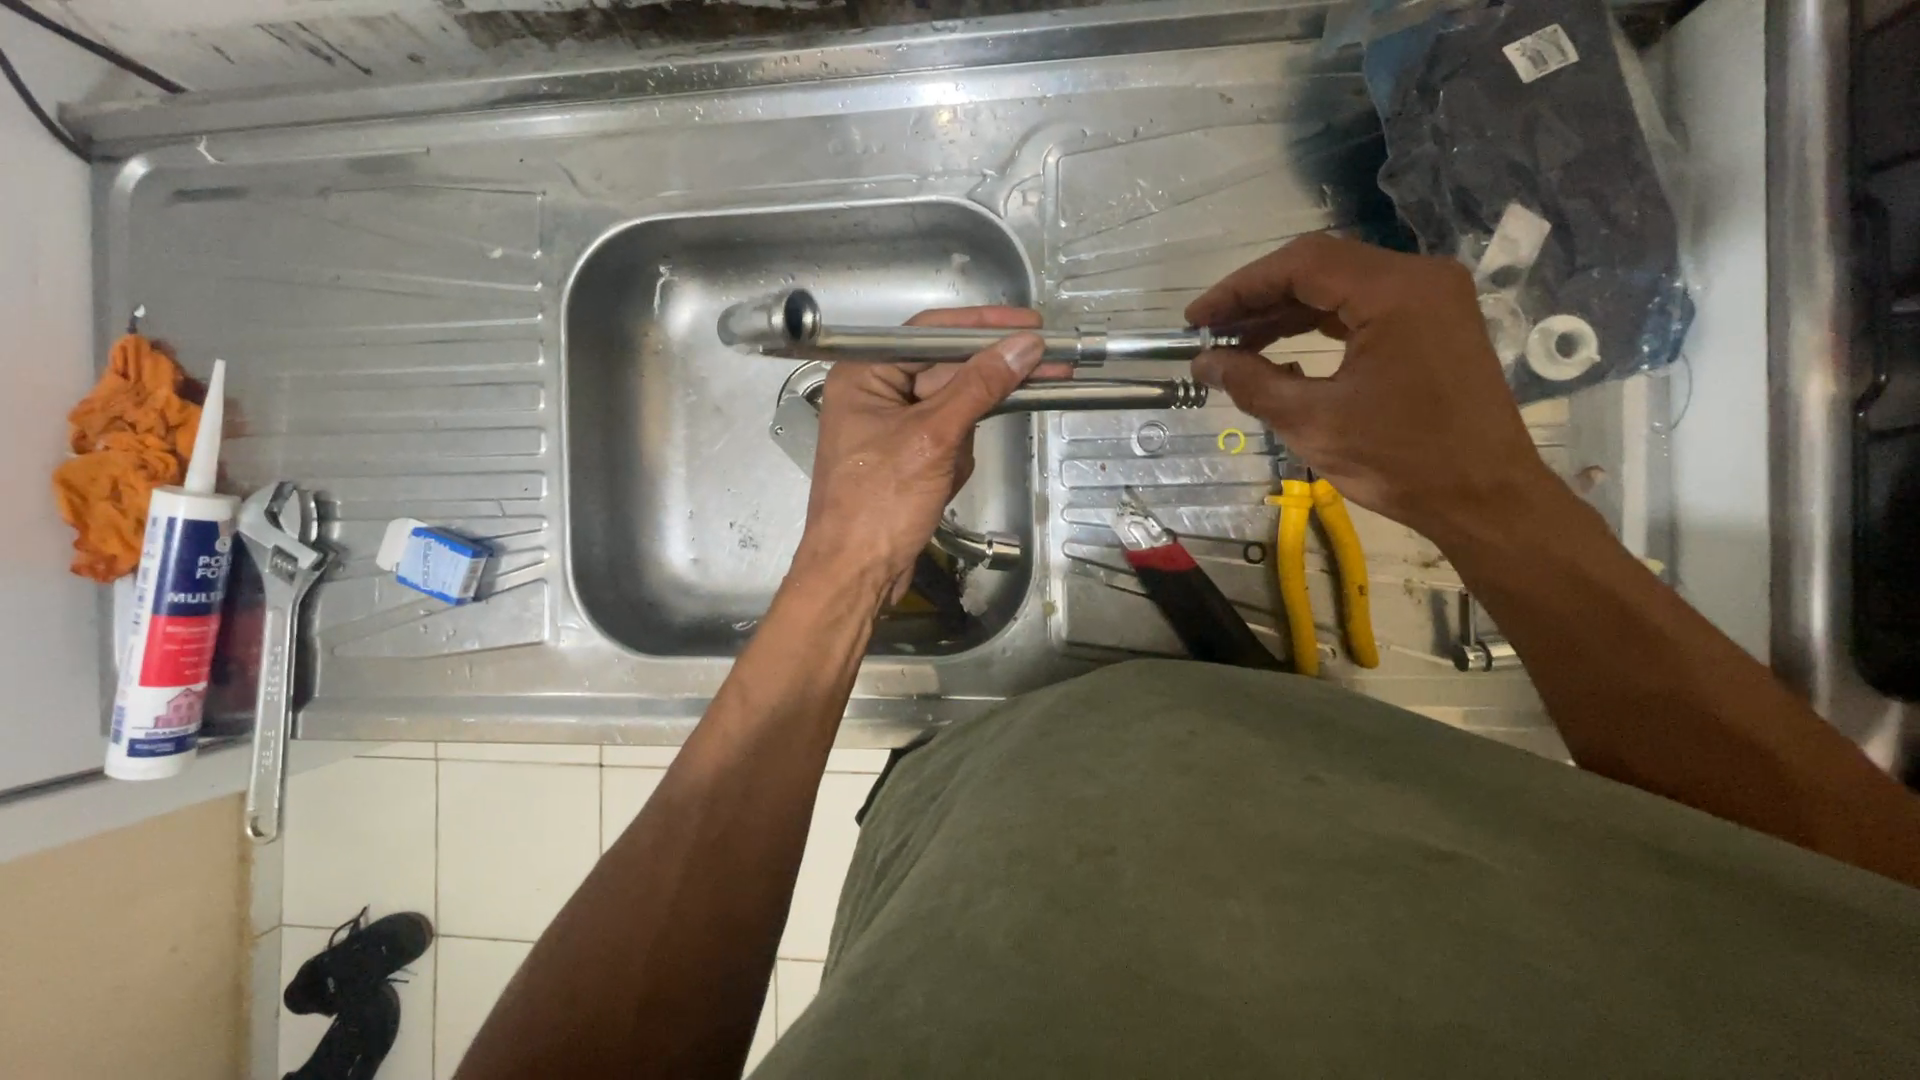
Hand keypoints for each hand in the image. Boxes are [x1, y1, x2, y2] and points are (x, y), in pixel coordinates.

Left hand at [792, 307, 1055, 607]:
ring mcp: (890, 425)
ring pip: (952, 408)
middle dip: (985, 385)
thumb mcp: (934, 438)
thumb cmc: (880, 503)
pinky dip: (956, 458)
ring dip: (964, 436)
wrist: (855, 574)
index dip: (984, 326)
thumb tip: (1025, 345)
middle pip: (946, 369)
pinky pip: (947, 439)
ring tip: (947, 469)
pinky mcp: (905, 456)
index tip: (1032, 325)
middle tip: (1052, 368)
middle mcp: (874, 391)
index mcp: (864, 373)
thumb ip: (980, 386)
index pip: (931, 331)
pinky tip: (943, 484)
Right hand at [1186, 232, 1558, 540]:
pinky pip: (1362, 309)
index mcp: (1395, 291)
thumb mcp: (1313, 422)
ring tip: (1235, 343)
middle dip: (1258, 298)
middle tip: (1209, 332)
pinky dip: (1317, 324)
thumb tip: (1204, 362)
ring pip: (1339, 286)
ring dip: (1284, 312)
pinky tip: (1279, 349)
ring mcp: (1430, 299)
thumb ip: (1252, 383)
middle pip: (1320, 267)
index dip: (1239, 288)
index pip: (1300, 264)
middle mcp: (1419, 278)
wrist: (1485, 497)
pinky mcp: (1432, 323)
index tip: (1196, 320)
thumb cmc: (1401, 460)